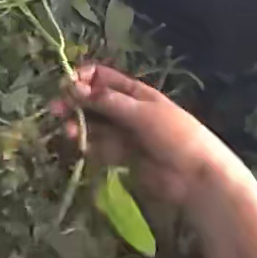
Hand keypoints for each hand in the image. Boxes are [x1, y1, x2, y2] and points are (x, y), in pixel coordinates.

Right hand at [52, 63, 245, 208]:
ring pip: (93, 123)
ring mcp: (123, 133)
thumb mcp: (140, 112)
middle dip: (73, 102)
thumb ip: (105, 101)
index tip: (66, 86)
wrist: (200, 180)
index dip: (82, 79)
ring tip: (66, 130)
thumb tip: (71, 87)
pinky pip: (98, 145)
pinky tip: (78, 144)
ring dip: (77, 123)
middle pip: (92, 100)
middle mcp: (126, 109)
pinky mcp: (121, 156)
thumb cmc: (175, 136)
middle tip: (56, 108)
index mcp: (134, 93)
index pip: (100, 77)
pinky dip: (86, 143)